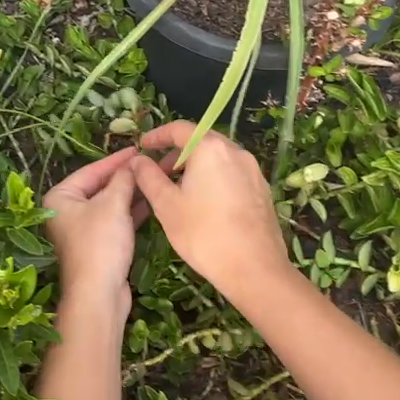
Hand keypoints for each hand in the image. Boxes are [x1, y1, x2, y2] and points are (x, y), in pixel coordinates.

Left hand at [43, 148, 146, 312]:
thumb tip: (134, 163)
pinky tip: (152, 201)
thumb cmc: (100, 243)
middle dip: (127, 177)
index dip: (116, 159)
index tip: (139, 148)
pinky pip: (116, 221)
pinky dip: (132, 212)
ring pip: (110, 204)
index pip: (92, 170)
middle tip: (152, 163)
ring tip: (157, 178)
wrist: (99, 295)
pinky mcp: (98, 245)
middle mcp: (67, 211)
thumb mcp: (113, 205)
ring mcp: (82, 229)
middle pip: (101, 186)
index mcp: (61, 196)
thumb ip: (124, 180)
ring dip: (132, 193)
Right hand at [127, 122, 292, 297]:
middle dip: (176, 153)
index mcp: (210, 149)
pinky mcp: (262, 189)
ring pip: (217, 158)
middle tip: (158, 173)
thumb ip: (148, 176)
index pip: (179, 129)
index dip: (157, 136)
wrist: (255, 269)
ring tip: (178, 190)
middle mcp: (235, 152)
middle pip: (200, 140)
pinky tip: (204, 204)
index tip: (143, 147)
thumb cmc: (203, 234)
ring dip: (194, 166)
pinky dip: (212, 178)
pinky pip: (231, 173)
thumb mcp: (166, 205)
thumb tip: (138, 160)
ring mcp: (252, 170)